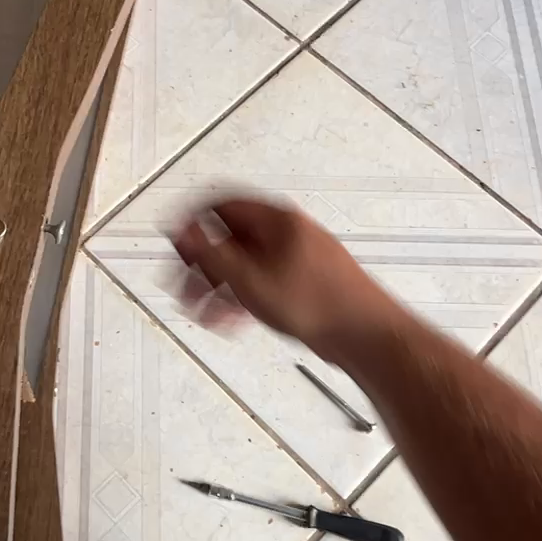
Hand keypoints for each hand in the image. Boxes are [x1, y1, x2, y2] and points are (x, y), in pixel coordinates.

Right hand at [171, 198, 393, 355]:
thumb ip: (212, 255)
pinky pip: (260, 282)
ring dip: (217, 285)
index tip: (177, 241)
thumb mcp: (251, 280)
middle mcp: (286, 234)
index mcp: (277, 221)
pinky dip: (240, 297)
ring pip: (243, 264)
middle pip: (230, 237)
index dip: (194, 221)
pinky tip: (229, 318)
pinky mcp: (300, 283)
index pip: (222, 204)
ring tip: (201, 309)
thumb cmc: (323, 304)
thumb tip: (185, 233)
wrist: (365, 336)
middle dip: (202, 263)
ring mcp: (294, 259)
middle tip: (183, 282)